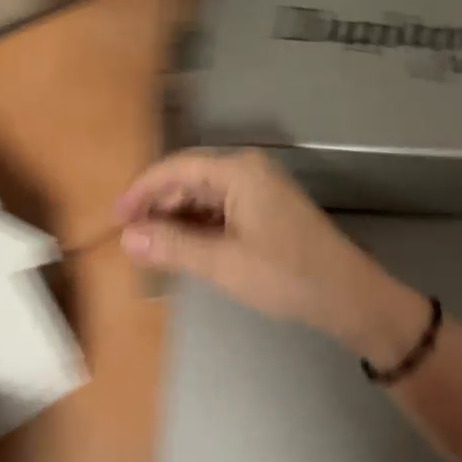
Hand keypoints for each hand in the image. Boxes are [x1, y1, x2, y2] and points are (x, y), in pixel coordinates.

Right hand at [115, 149, 430, 367]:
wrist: (346, 294)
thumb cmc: (285, 274)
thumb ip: (173, 246)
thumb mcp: (223, 262)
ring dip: (176, 218)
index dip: (143, 190)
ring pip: (204, 196)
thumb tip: (127, 237)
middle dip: (158, 205)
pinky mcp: (266, 210)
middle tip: (128, 237)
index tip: (115, 217)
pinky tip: (181, 248)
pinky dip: (198, 227)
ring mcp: (260, 190)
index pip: (178, 167)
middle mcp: (249, 171)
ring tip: (148, 246)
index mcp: (240, 171)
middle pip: (190, 179)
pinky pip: (221, 210)